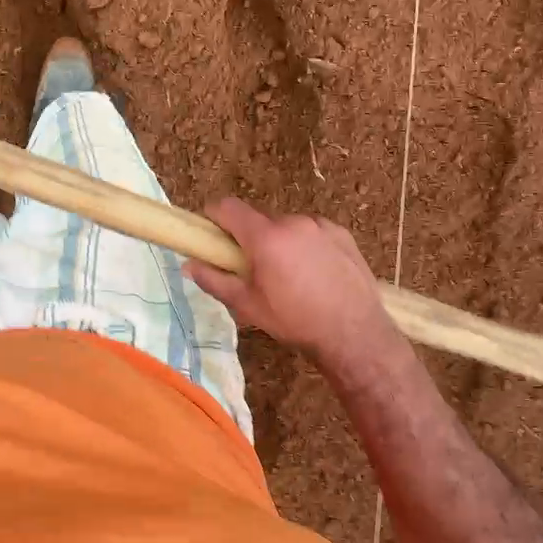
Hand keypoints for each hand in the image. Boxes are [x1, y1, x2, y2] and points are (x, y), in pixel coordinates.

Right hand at [186, 198, 407, 371]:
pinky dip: (306, 245)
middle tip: (254, 270)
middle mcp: (292, 222)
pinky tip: (315, 274)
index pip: (228, 207)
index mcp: (265, 237)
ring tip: (290, 277)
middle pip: (258, 219)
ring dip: (280, 242)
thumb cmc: (294, 321)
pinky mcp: (342, 234)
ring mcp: (320, 226)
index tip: (213, 237)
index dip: (214, 217)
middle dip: (250, 238)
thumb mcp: (247, 305)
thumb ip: (214, 280)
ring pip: (286, 227)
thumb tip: (187, 265)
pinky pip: (312, 232)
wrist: (355, 335)